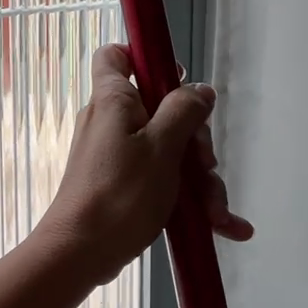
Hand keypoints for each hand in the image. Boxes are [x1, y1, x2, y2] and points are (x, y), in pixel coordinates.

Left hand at [34, 44, 253, 286]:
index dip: (144, 58)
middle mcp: (111, 121)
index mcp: (112, 100)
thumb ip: (182, 112)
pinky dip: (191, 199)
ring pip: (169, 151)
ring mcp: (117, 154)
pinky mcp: (123, 183)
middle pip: (162, 110)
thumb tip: (198, 87)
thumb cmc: (120, 193)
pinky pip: (162, 180)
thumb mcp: (161, 148)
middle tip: (203, 165)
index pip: (115, 56)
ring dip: (200, 180)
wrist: (82, 250)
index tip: (176, 80)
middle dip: (194, 140)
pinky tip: (225, 226)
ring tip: (214, 211)